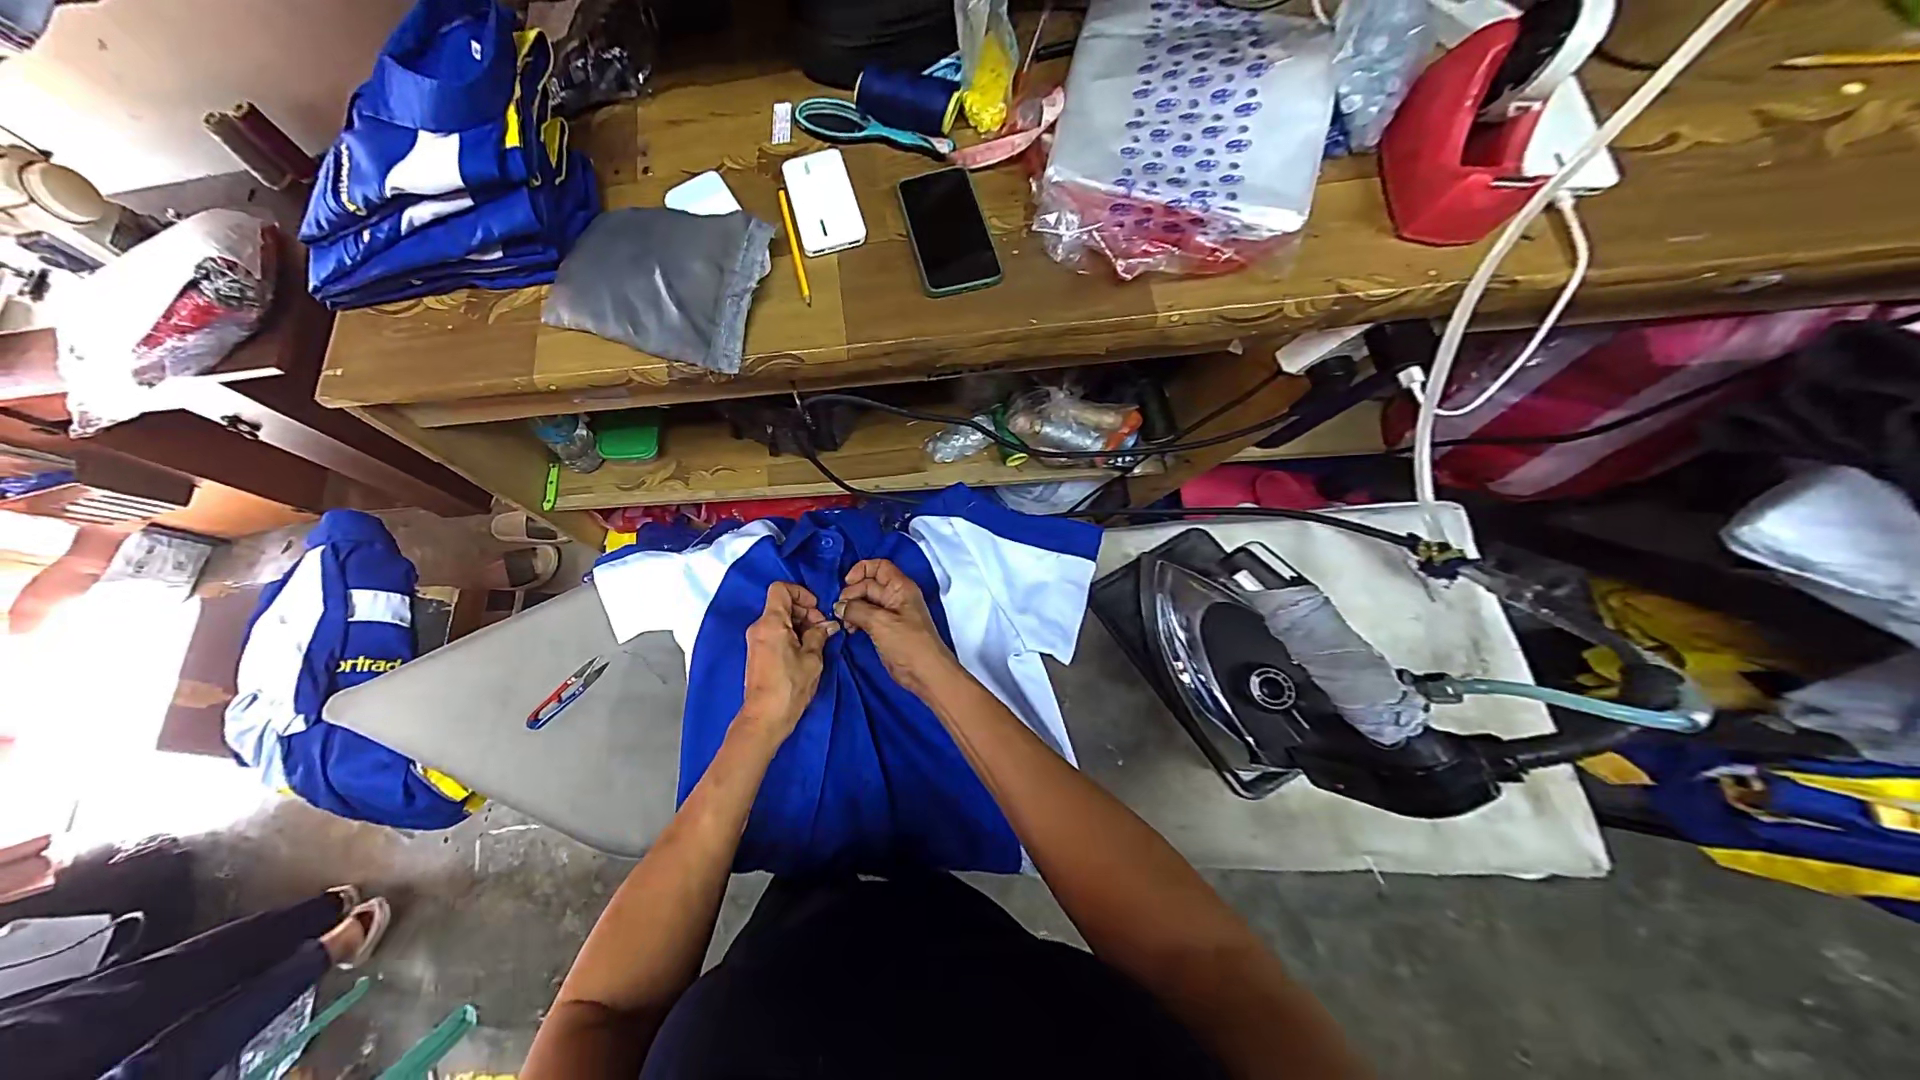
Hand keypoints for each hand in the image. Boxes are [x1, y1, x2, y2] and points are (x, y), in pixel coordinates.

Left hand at [738, 582, 835, 743]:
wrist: (765, 717)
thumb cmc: (790, 686)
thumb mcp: (812, 658)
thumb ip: (819, 635)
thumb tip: (828, 625)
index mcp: (771, 622)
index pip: (781, 589)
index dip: (801, 593)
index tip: (816, 609)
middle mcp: (759, 627)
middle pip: (781, 604)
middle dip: (805, 611)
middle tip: (822, 629)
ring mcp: (756, 640)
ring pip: (779, 619)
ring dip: (800, 624)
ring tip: (817, 642)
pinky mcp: (757, 653)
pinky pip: (775, 633)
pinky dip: (791, 635)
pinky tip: (805, 651)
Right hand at [835, 560, 959, 696]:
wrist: (925, 673)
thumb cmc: (908, 644)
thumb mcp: (881, 623)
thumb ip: (857, 610)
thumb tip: (840, 606)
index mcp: (901, 587)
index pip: (879, 566)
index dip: (861, 570)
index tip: (846, 583)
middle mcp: (896, 596)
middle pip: (868, 584)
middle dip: (852, 594)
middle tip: (841, 611)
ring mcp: (891, 614)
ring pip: (865, 602)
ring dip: (852, 609)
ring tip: (845, 623)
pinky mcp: (886, 629)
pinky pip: (867, 617)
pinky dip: (856, 620)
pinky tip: (850, 629)